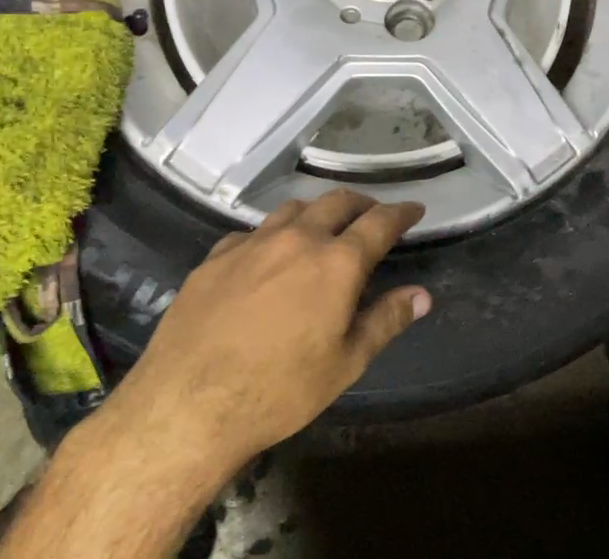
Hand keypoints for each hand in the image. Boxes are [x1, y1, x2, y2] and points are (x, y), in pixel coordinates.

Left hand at [101, 189, 429, 472]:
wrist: (186, 406)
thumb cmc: (278, 390)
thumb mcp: (345, 363)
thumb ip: (386, 321)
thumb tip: (422, 295)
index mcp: (336, 263)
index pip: (380, 222)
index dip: (402, 213)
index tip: (414, 210)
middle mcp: (297, 240)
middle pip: (336, 203)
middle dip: (362, 204)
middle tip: (373, 215)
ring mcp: (251, 245)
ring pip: (293, 209)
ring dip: (317, 212)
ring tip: (324, 229)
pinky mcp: (215, 259)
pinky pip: (252, 232)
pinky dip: (273, 234)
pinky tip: (268, 255)